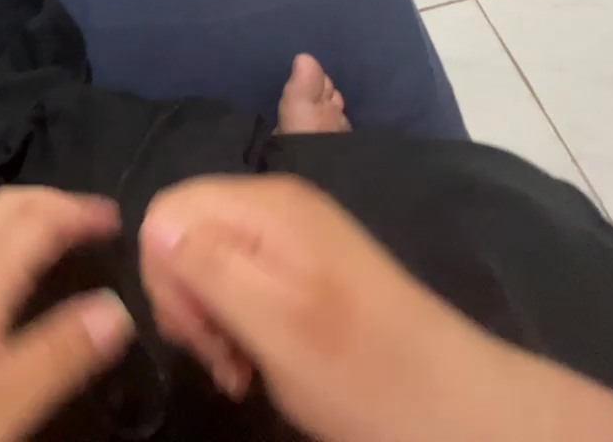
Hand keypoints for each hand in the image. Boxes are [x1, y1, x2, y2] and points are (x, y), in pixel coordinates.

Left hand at [0, 187, 135, 441]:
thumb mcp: (6, 399)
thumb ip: (62, 352)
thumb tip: (118, 308)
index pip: (37, 216)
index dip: (78, 209)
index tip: (119, 217)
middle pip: (8, 205)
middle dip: (53, 200)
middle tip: (95, 220)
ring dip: (30, 217)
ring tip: (66, 239)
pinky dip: (10, 239)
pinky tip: (17, 276)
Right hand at [139, 176, 612, 441]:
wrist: (459, 408)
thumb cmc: (364, 372)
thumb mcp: (277, 325)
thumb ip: (211, 267)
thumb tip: (153, 224)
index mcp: (266, 206)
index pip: (169, 207)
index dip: (165, 270)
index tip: (194, 330)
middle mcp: (274, 204)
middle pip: (185, 229)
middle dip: (186, 296)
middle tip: (217, 356)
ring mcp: (291, 231)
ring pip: (207, 256)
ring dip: (208, 315)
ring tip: (237, 366)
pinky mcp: (301, 261)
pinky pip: (238, 274)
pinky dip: (234, 318)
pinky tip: (254, 357)